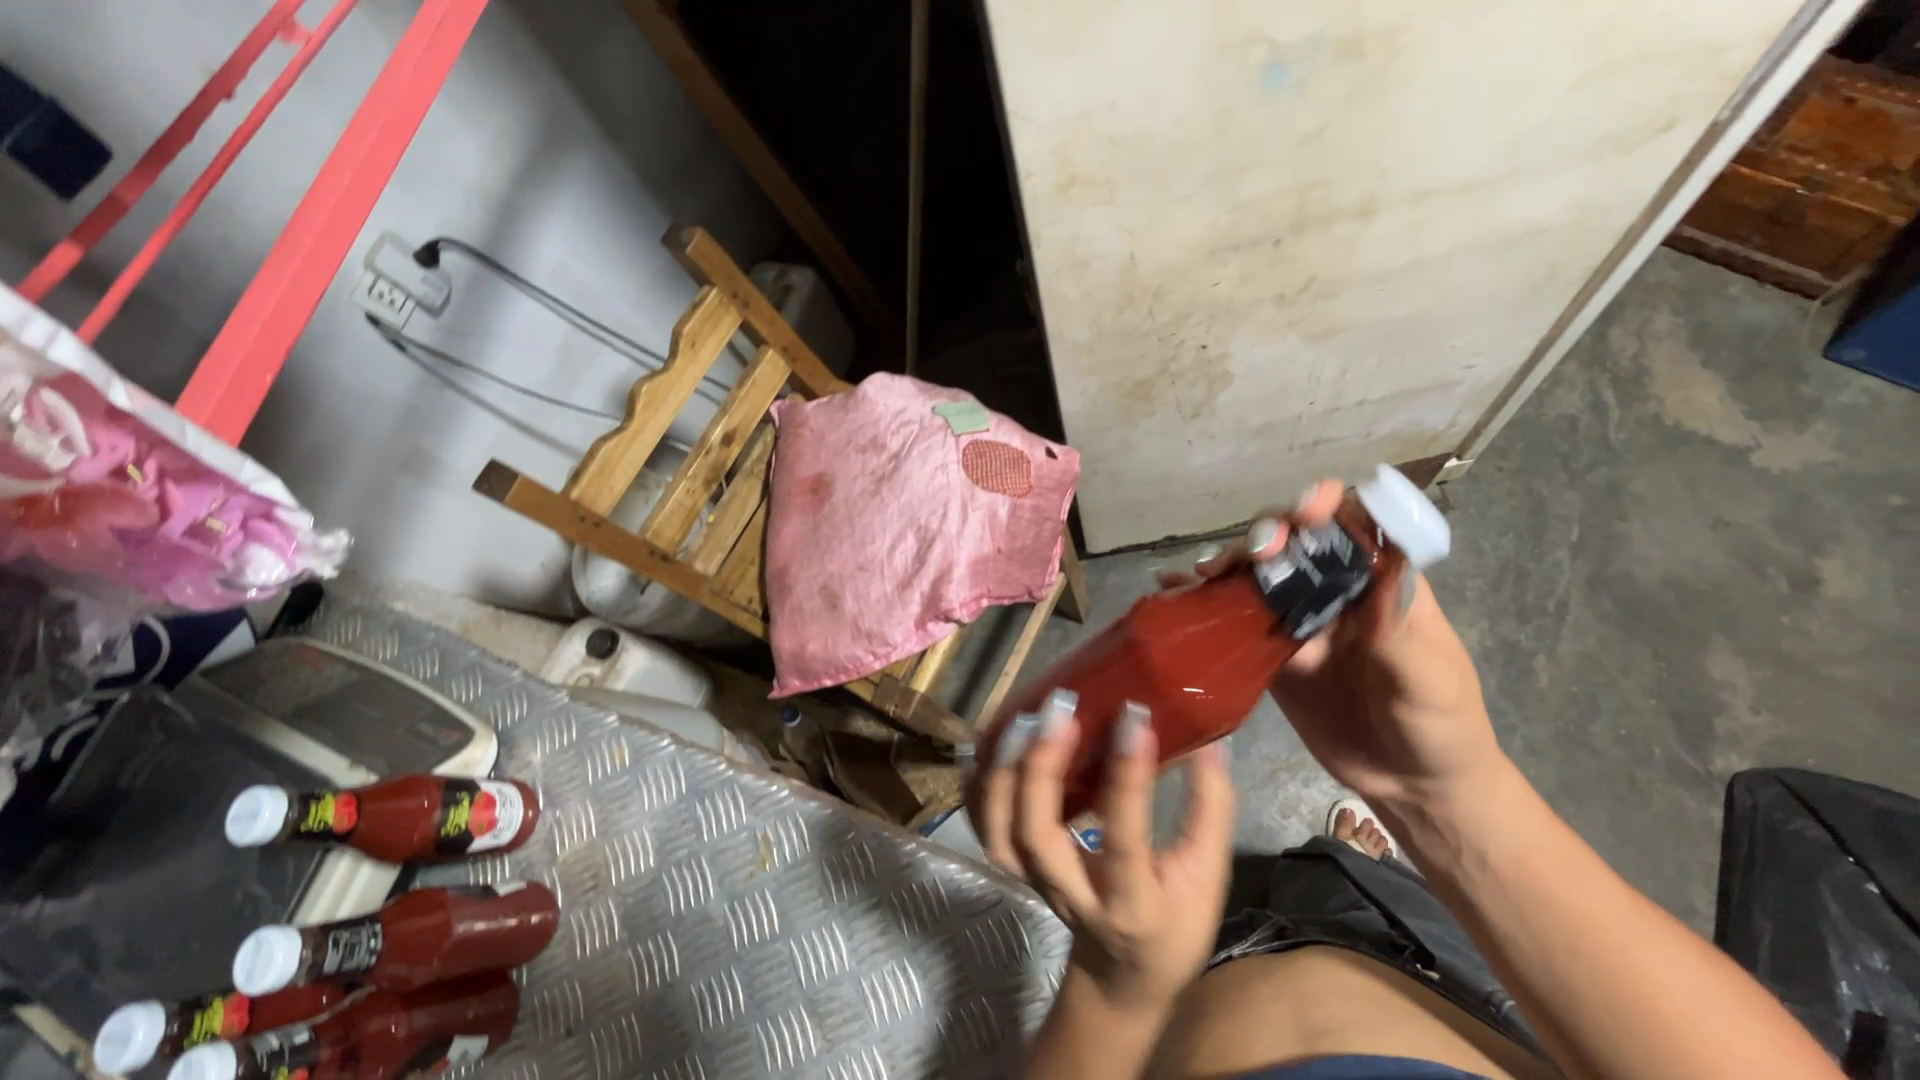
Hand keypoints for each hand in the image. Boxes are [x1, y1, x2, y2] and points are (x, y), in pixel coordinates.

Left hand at [976, 692, 1235, 1015]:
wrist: (1121, 978)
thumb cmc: (1172, 925)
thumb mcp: (1207, 879)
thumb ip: (1210, 813)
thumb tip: (1212, 744)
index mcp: (1131, 903)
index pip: (1123, 839)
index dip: (1127, 778)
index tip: (1134, 717)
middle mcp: (1072, 894)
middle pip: (1037, 833)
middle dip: (1042, 766)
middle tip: (1062, 709)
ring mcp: (1034, 883)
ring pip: (1000, 831)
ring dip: (1005, 770)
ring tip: (1024, 716)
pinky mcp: (1015, 870)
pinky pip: (983, 830)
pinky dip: (976, 787)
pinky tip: (980, 745)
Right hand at [1160, 480, 1503, 807]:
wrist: (1413, 787)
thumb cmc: (1439, 726)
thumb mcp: (1428, 677)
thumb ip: (1397, 625)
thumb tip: (1377, 559)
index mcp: (1383, 584)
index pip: (1354, 526)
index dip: (1328, 507)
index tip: (1307, 510)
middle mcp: (1338, 594)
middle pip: (1297, 544)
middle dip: (1270, 535)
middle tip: (1254, 554)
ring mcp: (1302, 624)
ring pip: (1260, 577)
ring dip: (1231, 564)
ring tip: (1203, 572)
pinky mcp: (1273, 657)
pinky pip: (1236, 622)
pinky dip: (1205, 602)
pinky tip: (1175, 591)